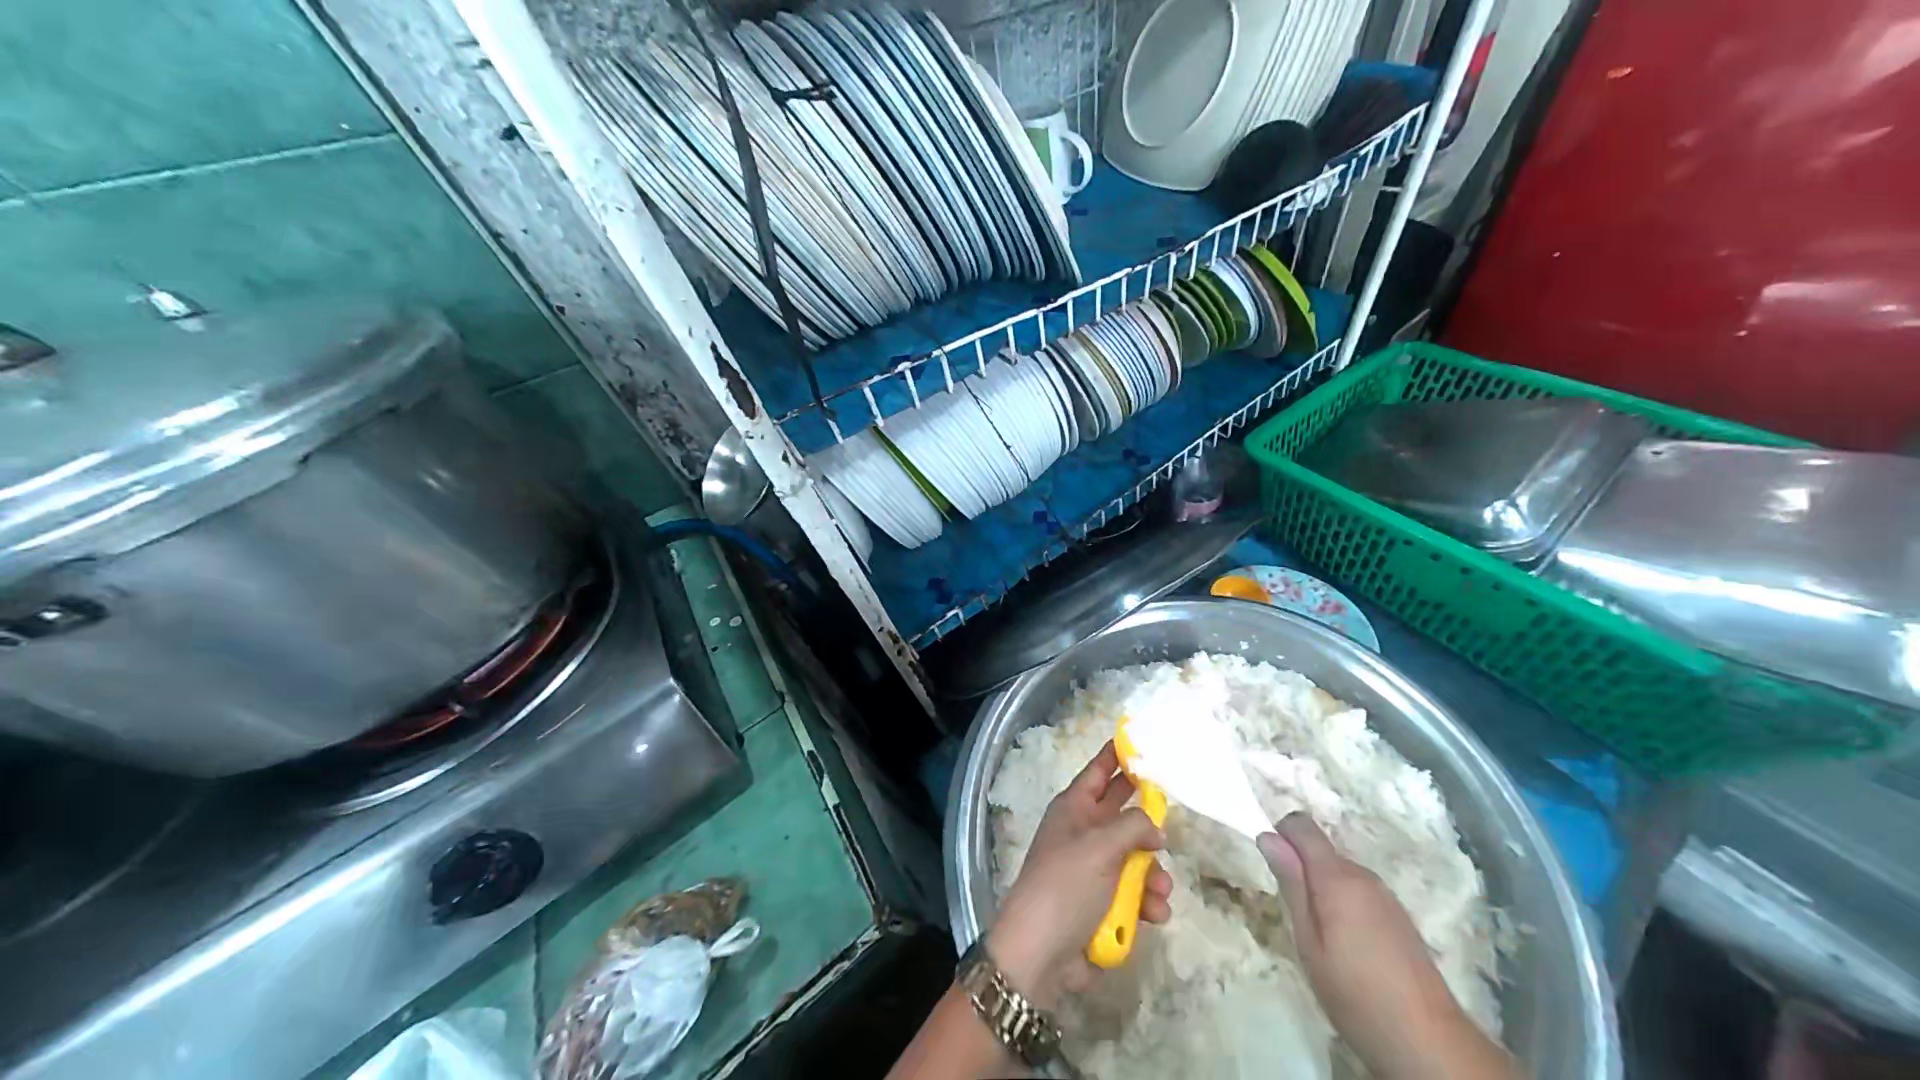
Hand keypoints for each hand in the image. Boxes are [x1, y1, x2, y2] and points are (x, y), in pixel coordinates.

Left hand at [987, 742, 1171, 1009]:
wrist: (1041, 954)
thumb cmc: (1065, 886)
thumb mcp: (1099, 847)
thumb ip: (1133, 827)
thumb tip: (1155, 830)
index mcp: (1073, 809)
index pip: (1098, 771)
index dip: (1117, 755)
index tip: (1140, 739)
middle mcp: (1084, 833)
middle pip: (1122, 812)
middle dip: (1147, 817)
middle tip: (1173, 810)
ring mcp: (1094, 869)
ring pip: (1136, 857)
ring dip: (1153, 873)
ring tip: (1160, 889)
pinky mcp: (1104, 903)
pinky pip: (1135, 892)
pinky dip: (1148, 902)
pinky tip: (1154, 914)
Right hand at [1258, 814, 1518, 1079]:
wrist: (1427, 1041)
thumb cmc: (1354, 991)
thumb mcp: (1308, 940)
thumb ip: (1290, 884)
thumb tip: (1268, 836)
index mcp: (1338, 876)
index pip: (1302, 825)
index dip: (1280, 834)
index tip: (1271, 866)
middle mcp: (1364, 876)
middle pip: (1321, 850)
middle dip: (1300, 868)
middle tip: (1291, 913)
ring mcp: (1386, 896)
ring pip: (1340, 873)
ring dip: (1321, 889)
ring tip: (1318, 936)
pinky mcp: (1399, 917)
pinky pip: (1359, 893)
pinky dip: (1343, 904)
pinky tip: (1346, 946)